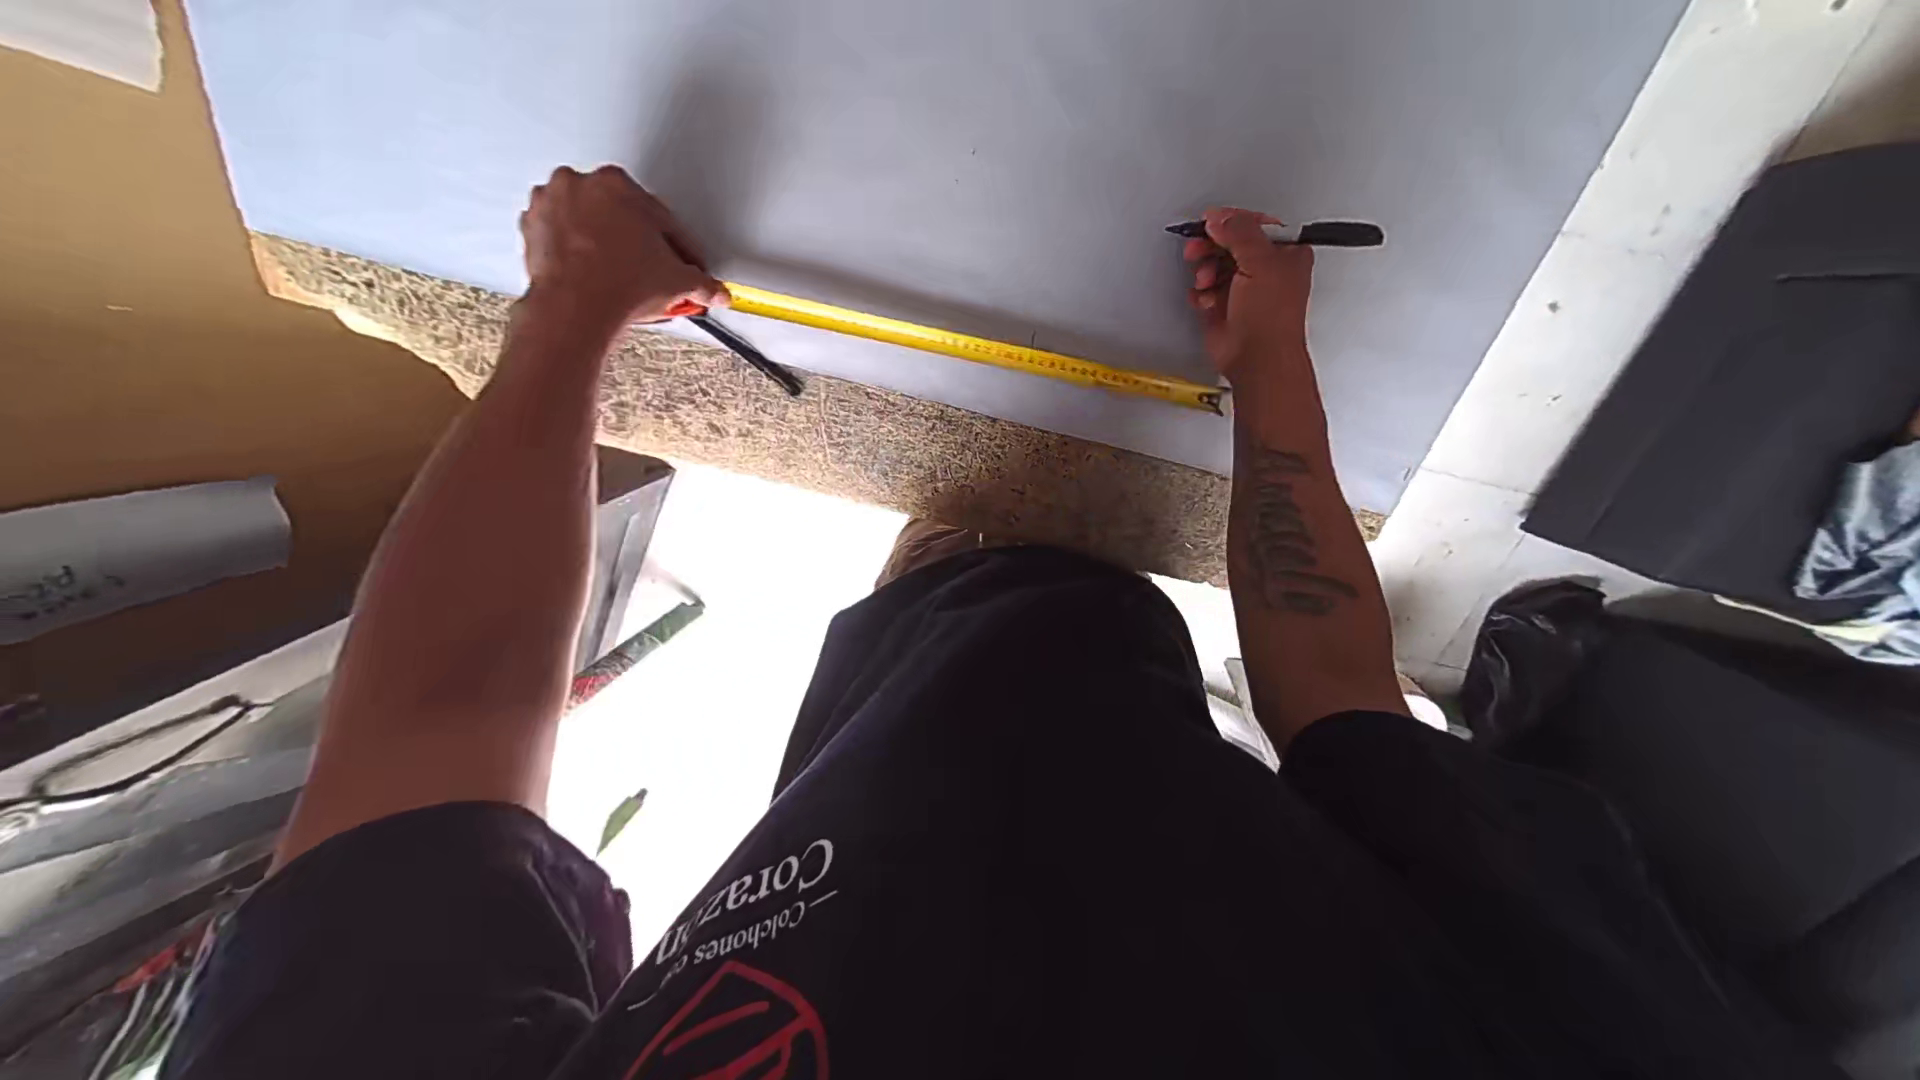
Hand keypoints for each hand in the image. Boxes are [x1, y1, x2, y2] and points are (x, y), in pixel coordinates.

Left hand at [518, 165, 728, 329]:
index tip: (685, 264)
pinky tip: (598, 275)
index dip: (681, 248)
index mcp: (618, 185)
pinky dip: (580, 252)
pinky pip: (564, 237)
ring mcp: (552, 204)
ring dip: (609, 244)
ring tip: (626, 275)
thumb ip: (702, 284)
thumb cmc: (617, 283)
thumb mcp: (678, 282)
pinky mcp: (533, 228)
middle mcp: (581, 185)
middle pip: (623, 216)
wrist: (575, 308)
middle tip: (655, 271)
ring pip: (591, 223)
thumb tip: (714, 292)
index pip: (663, 219)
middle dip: (641, 242)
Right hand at [1184, 206, 1314, 383]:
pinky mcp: (1222, 308)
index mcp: (1284, 253)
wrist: (1256, 358)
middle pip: (1230, 245)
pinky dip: (1200, 293)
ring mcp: (1242, 290)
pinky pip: (1204, 292)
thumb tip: (1220, 218)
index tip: (1211, 221)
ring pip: (1214, 267)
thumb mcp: (1261, 262)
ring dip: (1204, 270)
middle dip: (1211, 246)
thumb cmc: (1271, 319)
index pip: (1255, 224)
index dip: (1231, 221)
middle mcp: (1264, 270)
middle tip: (1197, 248)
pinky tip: (1204, 298)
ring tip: (1204, 279)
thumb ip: (1239, 234)